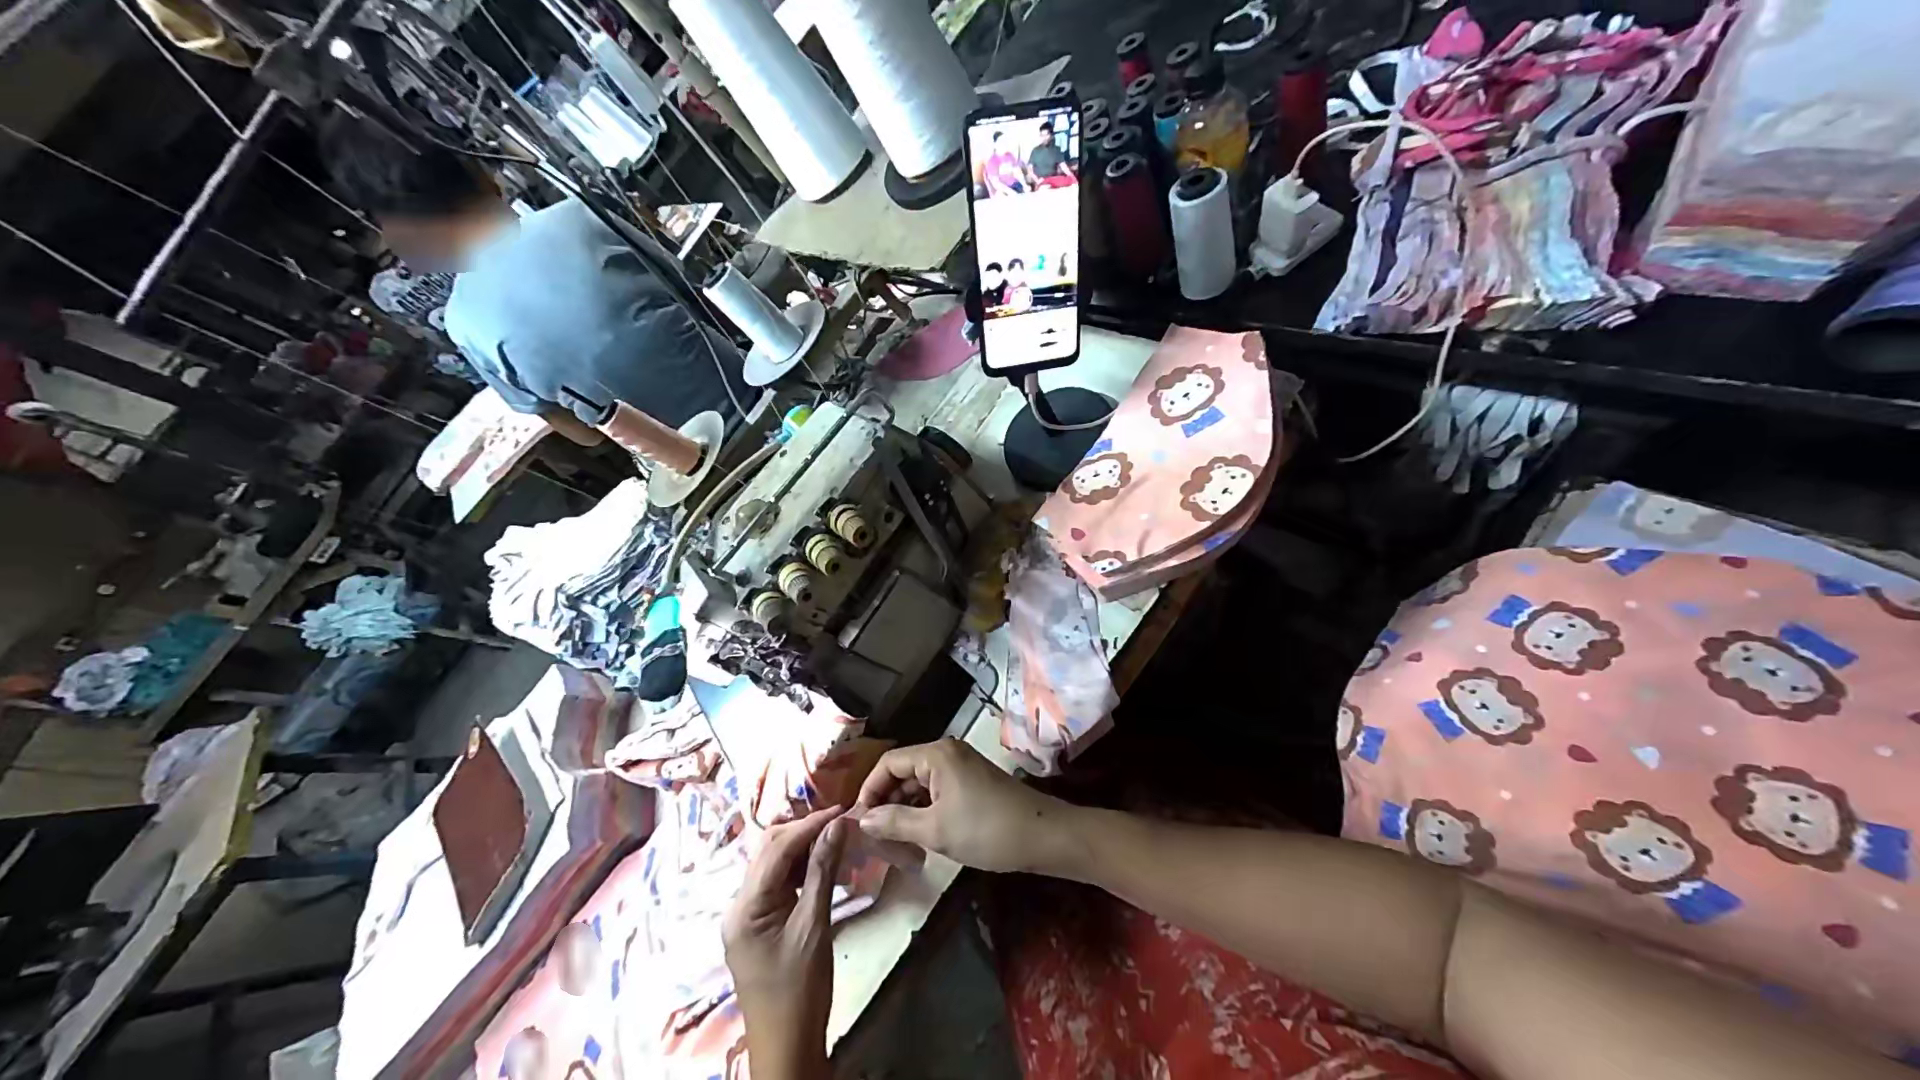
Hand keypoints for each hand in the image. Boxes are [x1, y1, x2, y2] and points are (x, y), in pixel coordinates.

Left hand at [721, 807, 847, 1079]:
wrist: (787, 1048)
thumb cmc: (801, 991)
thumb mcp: (814, 927)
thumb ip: (824, 872)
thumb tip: (838, 825)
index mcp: (745, 906)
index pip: (777, 849)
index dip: (810, 824)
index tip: (843, 810)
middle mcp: (738, 904)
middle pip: (769, 851)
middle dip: (804, 831)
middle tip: (841, 823)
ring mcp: (746, 915)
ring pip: (773, 864)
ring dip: (802, 848)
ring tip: (836, 840)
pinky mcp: (758, 924)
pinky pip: (776, 883)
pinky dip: (799, 869)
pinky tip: (822, 867)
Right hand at [853, 738, 1081, 874]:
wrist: (1043, 837)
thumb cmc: (986, 830)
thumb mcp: (934, 830)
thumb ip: (894, 822)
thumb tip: (861, 820)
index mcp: (936, 754)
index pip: (888, 763)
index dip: (869, 790)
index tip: (860, 822)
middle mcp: (947, 752)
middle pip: (903, 771)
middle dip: (886, 802)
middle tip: (876, 837)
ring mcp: (962, 766)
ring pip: (920, 784)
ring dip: (905, 809)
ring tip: (895, 842)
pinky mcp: (972, 781)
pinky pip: (937, 790)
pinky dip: (924, 810)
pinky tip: (920, 836)